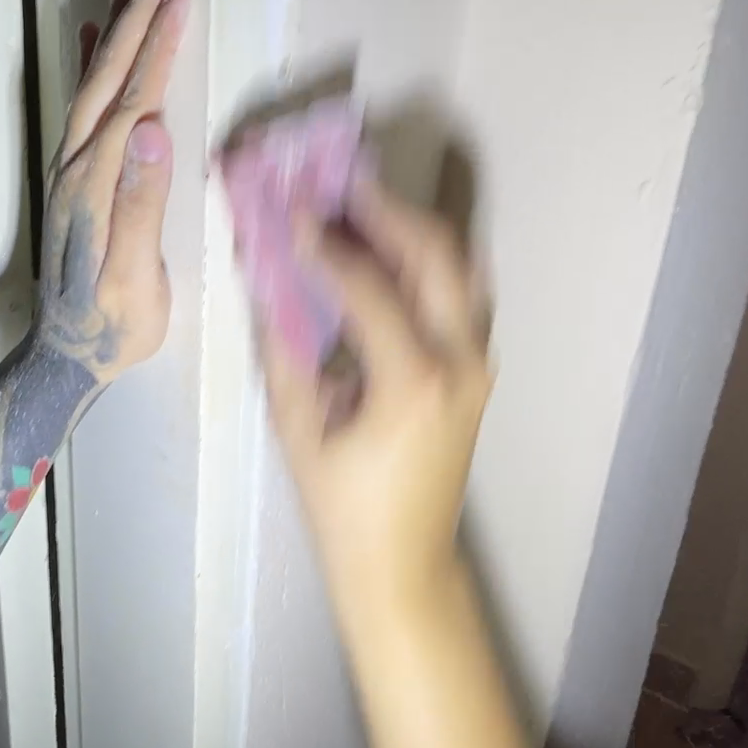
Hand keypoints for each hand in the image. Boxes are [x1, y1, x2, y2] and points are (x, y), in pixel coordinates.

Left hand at [36, 0, 190, 381]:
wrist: (68, 353)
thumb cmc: (113, 325)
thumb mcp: (134, 279)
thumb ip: (140, 207)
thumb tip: (154, 132)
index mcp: (96, 184)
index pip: (134, 98)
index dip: (158, 42)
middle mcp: (77, 165)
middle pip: (109, 74)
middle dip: (137, 10)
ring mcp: (71, 168)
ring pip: (92, 81)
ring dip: (115, 22)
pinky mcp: (74, 176)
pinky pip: (80, 107)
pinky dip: (89, 62)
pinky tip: (95, 33)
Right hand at [260, 182, 492, 609]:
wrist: (402, 563)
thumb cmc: (341, 504)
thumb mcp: (298, 427)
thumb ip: (284, 348)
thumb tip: (267, 280)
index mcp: (412, 380)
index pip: (369, 287)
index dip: (328, 245)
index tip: (294, 212)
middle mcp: (461, 361)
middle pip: (437, 257)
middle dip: (389, 212)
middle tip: (343, 184)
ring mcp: (480, 365)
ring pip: (460, 270)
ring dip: (415, 230)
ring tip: (366, 204)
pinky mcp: (478, 372)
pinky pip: (460, 295)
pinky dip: (428, 262)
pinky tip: (391, 249)